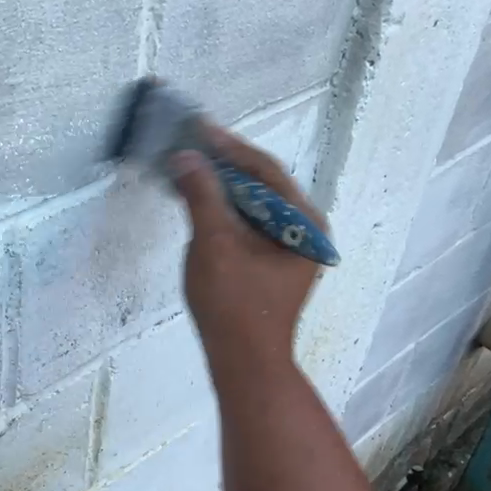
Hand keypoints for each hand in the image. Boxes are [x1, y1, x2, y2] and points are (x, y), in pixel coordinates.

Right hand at [170, 128, 324, 368]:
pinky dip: (220, 205)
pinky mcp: (268, 258)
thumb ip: (202, 195)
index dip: (229, 147)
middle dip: (222, 162)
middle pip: (260, 182)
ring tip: (186, 164)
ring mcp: (287, 245)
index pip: (266, 170)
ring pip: (250, 200)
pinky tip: (195, 197)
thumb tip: (185, 157)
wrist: (243, 362)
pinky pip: (245, 219)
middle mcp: (303, 228)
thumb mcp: (215, 243)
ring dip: (218, 182)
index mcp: (305, 222)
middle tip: (188, 142)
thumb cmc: (234, 303)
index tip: (198, 127)